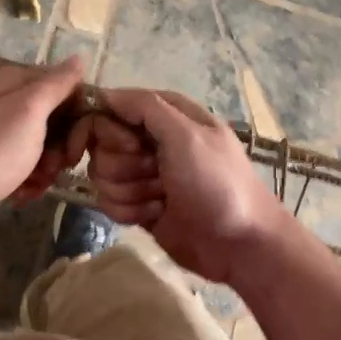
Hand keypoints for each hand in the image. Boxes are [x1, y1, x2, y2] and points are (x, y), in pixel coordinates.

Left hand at [0, 58, 84, 239]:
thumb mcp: (27, 112)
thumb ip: (56, 84)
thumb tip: (79, 57)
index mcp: (15, 82)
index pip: (65, 86)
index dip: (79, 113)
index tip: (80, 139)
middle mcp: (6, 102)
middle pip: (56, 118)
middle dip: (62, 145)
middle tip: (57, 165)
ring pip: (43, 146)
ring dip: (46, 167)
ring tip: (35, 182)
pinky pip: (26, 166)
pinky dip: (29, 180)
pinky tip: (22, 193)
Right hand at [84, 89, 287, 284]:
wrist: (238, 245)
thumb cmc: (217, 183)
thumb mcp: (187, 135)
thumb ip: (145, 107)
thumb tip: (103, 94)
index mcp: (164, 114)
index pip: (109, 107)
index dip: (109, 128)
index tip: (129, 146)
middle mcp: (148, 139)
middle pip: (101, 143)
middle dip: (125, 165)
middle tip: (157, 174)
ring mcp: (141, 173)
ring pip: (101, 174)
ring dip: (131, 190)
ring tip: (162, 199)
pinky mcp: (136, 204)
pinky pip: (107, 201)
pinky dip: (130, 211)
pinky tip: (156, 215)